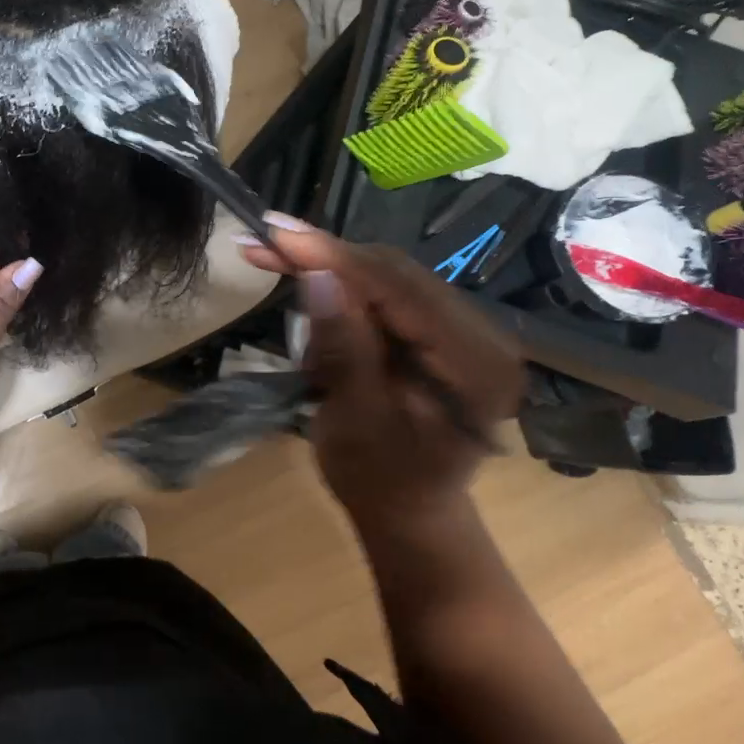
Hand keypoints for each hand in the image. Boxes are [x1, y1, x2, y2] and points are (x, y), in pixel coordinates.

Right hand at [242, 221, 525, 526]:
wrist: (409, 512)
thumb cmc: (379, 479)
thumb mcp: (353, 418)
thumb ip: (344, 345)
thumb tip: (318, 275)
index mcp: (476, 365)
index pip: (400, 291)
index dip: (334, 256)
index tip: (274, 231)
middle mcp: (484, 336)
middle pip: (395, 273)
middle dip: (325, 254)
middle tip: (260, 240)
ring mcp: (465, 330)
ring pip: (387, 274)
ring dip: (328, 267)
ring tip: (272, 262)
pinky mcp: (441, 330)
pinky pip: (387, 291)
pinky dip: (342, 286)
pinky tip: (308, 286)